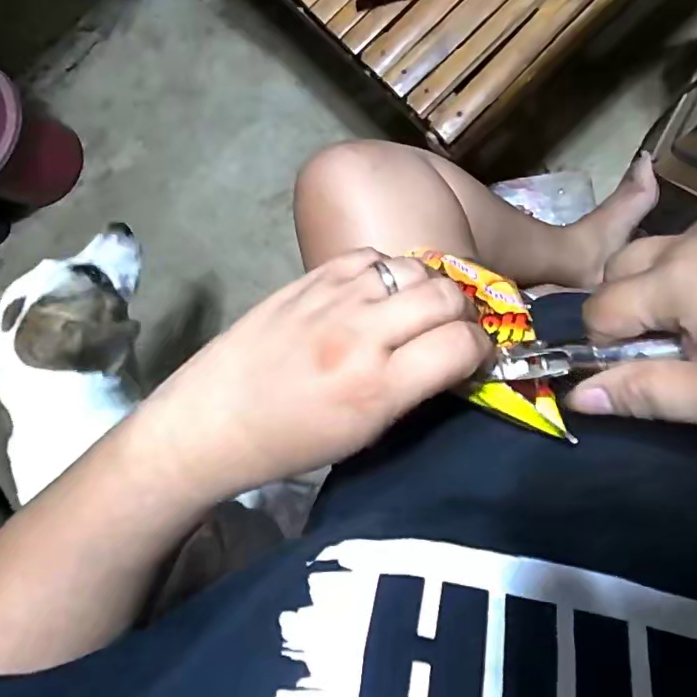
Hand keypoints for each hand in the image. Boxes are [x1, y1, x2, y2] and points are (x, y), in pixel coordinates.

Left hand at [131, 249, 492, 497]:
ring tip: (413, 306)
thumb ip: (416, 387)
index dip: (480, 349)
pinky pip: (370, 255)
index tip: (473, 355)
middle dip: (461, 312)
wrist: (215, 418)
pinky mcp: (310, 279)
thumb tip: (455, 352)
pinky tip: (375, 291)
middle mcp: (361, 335)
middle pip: (446, 295)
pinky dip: (385, 271)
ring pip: (413, 267)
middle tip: (449, 327)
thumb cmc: (292, 441)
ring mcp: (333, 299)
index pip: (462, 344)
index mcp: (377, 388)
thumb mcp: (366, 433)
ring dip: (426, 286)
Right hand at [569, 225, 696, 434]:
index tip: (646, 381)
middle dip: (622, 312)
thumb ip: (647, 392)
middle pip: (622, 270)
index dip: (604, 351)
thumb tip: (576, 396)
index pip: (598, 311)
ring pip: (665, 255)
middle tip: (671, 356)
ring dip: (660, 293)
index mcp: (678, 279)